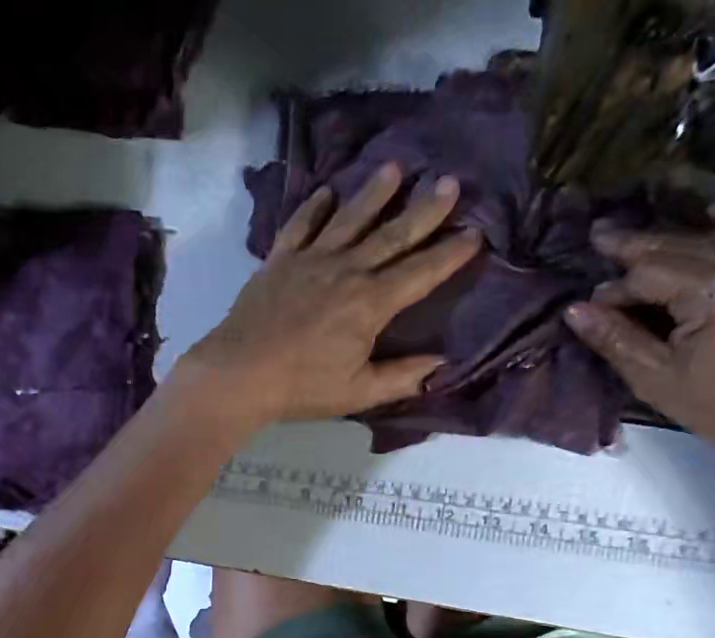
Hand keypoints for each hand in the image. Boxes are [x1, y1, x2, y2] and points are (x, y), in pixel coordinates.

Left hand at [171, 162, 482, 428]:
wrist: (239, 373)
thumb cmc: (303, 387)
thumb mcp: (359, 392)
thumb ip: (403, 376)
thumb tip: (443, 364)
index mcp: (370, 305)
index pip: (420, 274)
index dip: (449, 254)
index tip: (475, 233)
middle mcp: (346, 271)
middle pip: (392, 236)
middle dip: (425, 210)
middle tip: (450, 182)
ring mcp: (311, 260)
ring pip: (349, 219)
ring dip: (374, 193)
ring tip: (394, 168)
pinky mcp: (280, 260)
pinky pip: (301, 225)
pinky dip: (313, 207)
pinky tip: (326, 192)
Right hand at [563, 213, 714, 465]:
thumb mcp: (660, 382)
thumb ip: (617, 340)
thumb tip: (576, 311)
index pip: (650, 274)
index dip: (617, 289)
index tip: (595, 303)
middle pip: (684, 241)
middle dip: (639, 247)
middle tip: (602, 237)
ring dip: (691, 234)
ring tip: (661, 244)